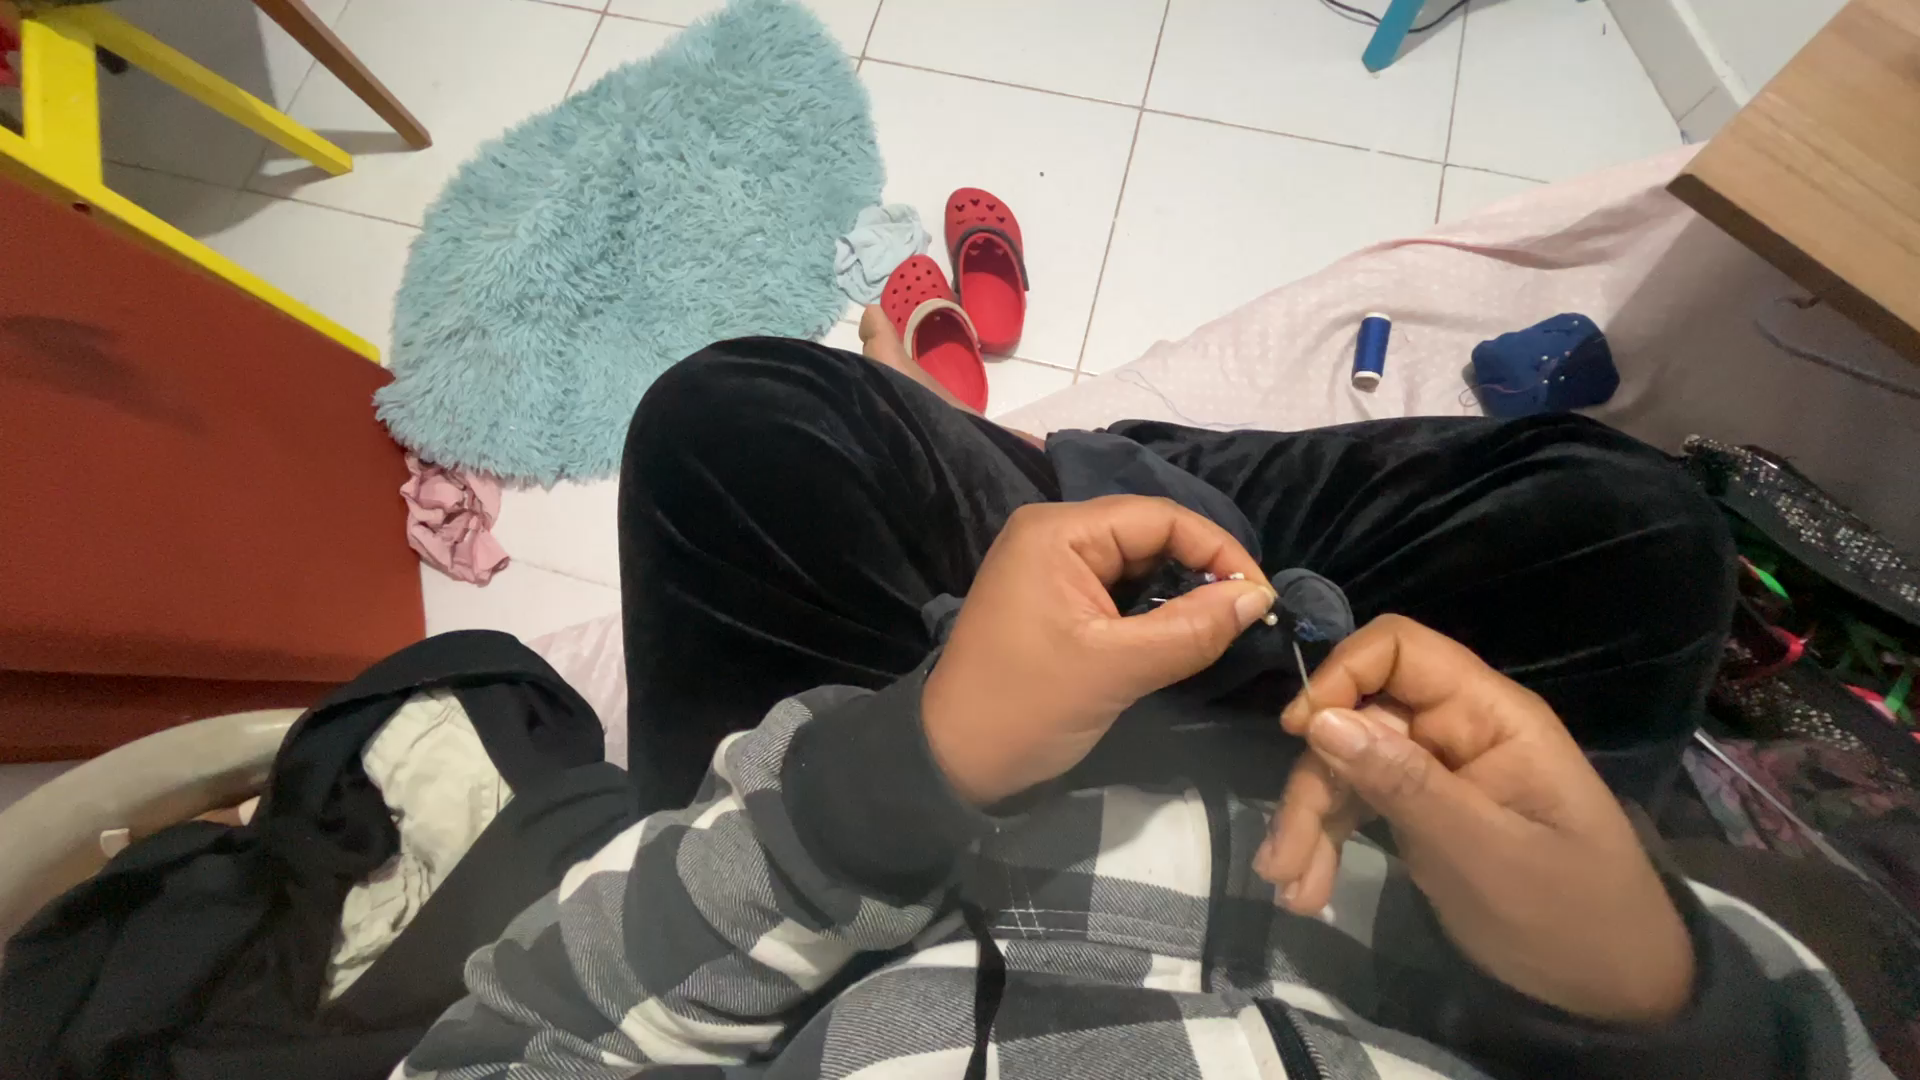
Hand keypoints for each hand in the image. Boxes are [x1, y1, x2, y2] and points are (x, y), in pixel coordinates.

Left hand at [922, 496, 1275, 805]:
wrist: (954, 759)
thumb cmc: (1026, 708)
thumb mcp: (1115, 669)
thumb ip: (1191, 628)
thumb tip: (1258, 595)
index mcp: (1057, 532)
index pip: (1157, 517)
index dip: (1216, 549)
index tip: (1260, 597)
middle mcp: (1052, 534)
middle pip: (1147, 534)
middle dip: (1198, 570)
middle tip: (1243, 616)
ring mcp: (1049, 565)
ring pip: (1136, 562)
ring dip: (1177, 591)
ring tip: (1217, 626)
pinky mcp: (1053, 597)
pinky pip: (1116, 588)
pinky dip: (1150, 608)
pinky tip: (1177, 631)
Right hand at [1255, 615, 1694, 1023]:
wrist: (1614, 991)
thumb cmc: (1571, 915)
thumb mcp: (1485, 853)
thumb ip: (1403, 782)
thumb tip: (1319, 720)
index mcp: (1487, 714)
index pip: (1399, 649)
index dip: (1342, 674)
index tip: (1302, 729)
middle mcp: (1450, 726)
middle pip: (1353, 717)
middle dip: (1312, 780)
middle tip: (1283, 853)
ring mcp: (1428, 764)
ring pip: (1340, 762)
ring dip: (1307, 819)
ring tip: (1289, 884)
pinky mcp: (1410, 801)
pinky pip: (1349, 799)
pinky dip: (1322, 838)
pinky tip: (1305, 884)